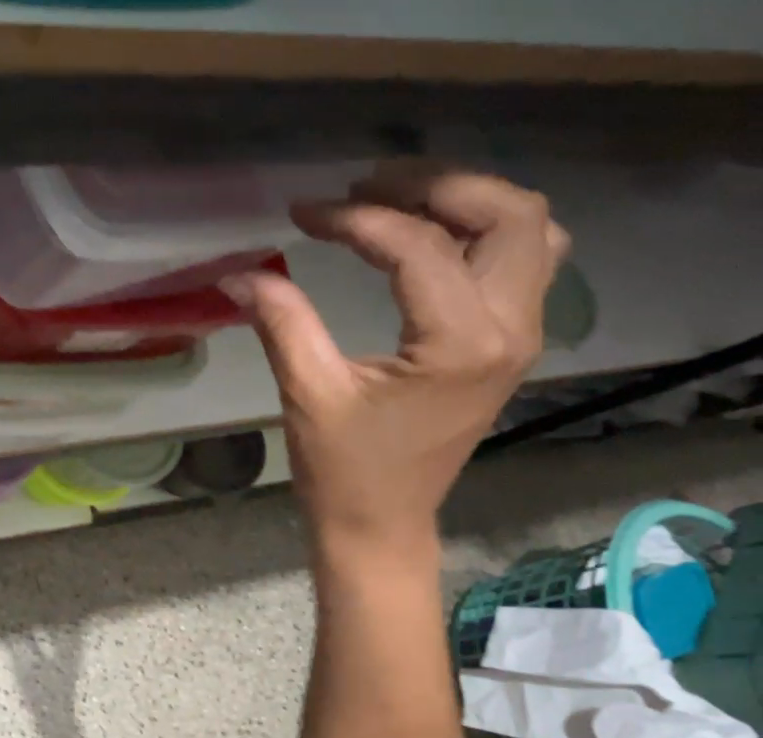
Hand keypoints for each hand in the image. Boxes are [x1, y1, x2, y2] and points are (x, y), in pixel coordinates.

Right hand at [223, 161, 569, 552]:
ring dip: (470, 200)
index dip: (356, 219)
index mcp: (460, 342)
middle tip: (365, 185)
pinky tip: (432, 236)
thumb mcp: (307, 394)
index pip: (418, 246)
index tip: (302, 214)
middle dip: (436, 185)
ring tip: (399, 198)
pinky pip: (524, 260)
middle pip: (507, 214)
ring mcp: (520, 333)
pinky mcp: (510, 341)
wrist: (382, 523)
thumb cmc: (343, 469)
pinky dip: (485, 231)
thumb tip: (239, 273)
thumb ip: (282, 323)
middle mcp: (510, 327)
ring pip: (528, 230)